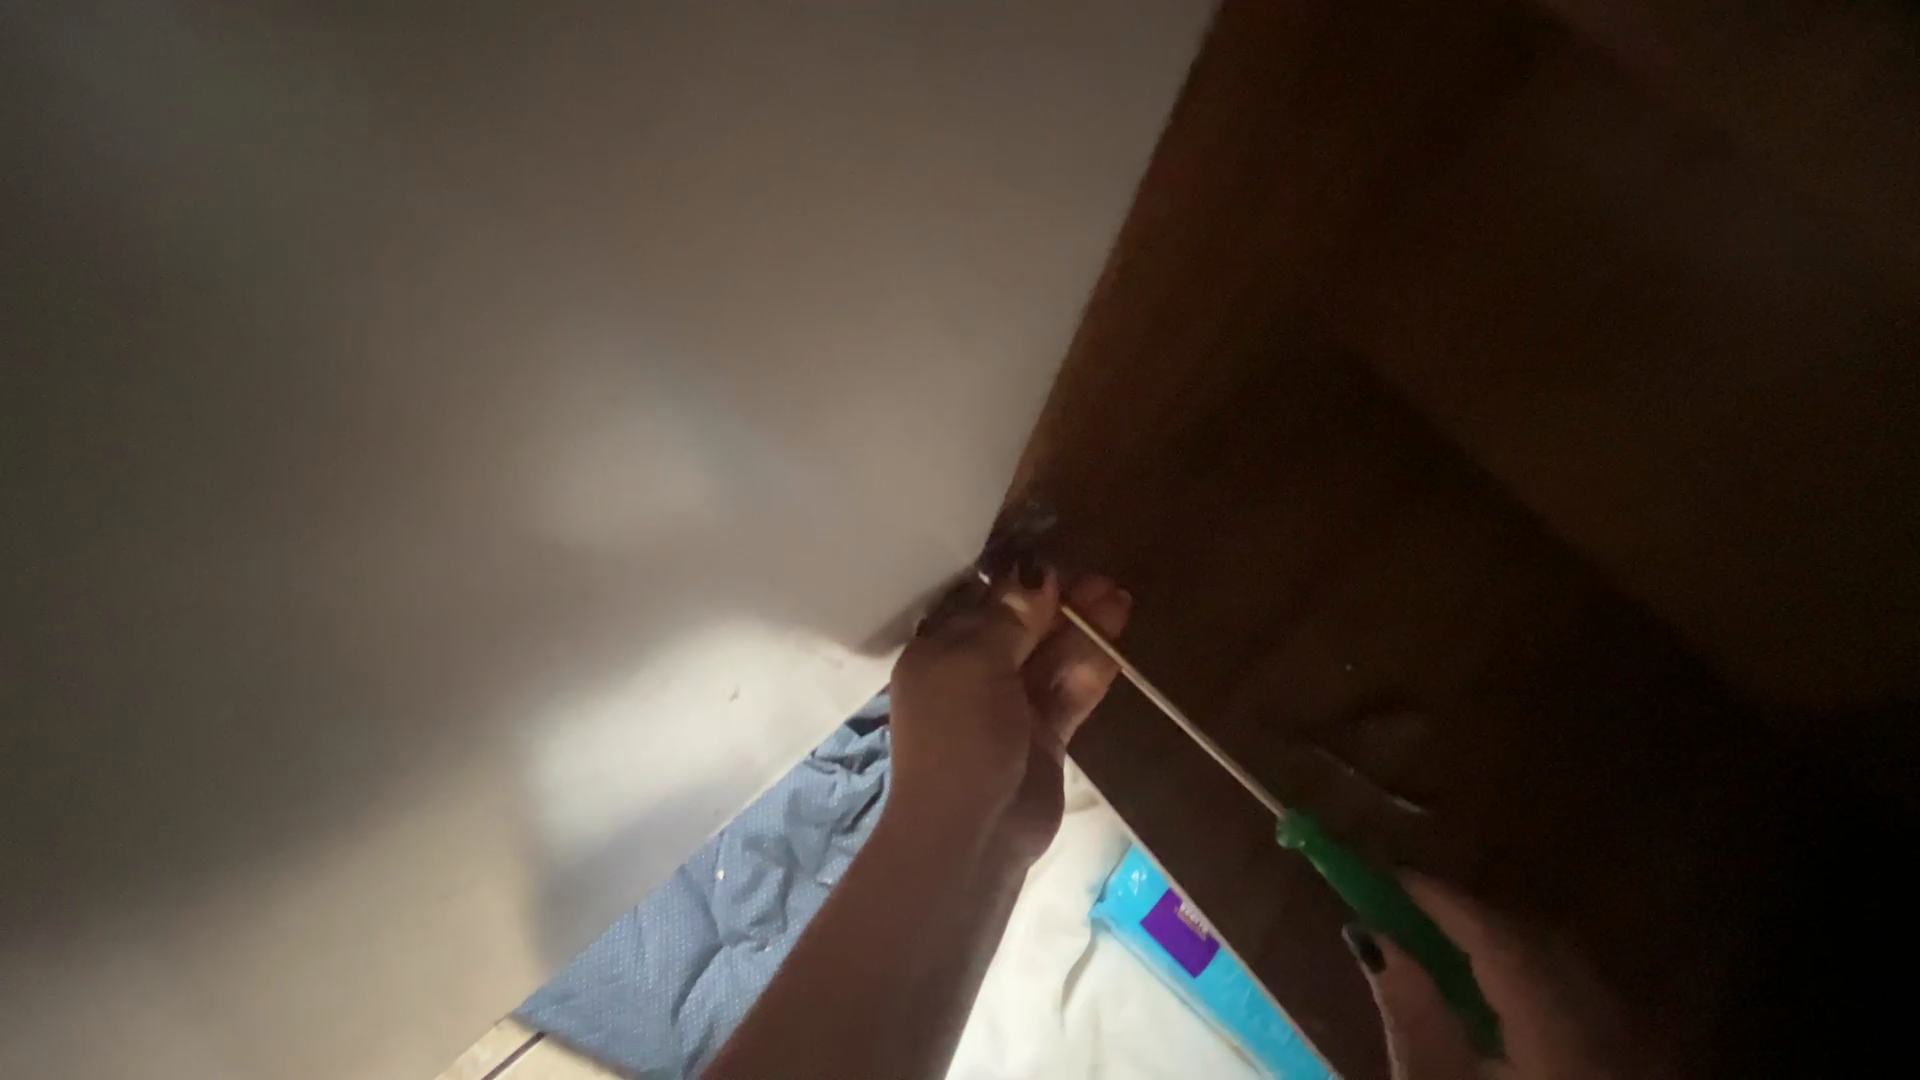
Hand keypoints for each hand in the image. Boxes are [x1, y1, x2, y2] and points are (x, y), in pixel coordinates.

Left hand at [887, 564, 1131, 862]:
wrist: (970, 833)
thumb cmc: (958, 737)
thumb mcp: (974, 665)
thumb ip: (1008, 619)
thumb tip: (1034, 572)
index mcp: (938, 653)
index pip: (976, 603)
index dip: (1012, 579)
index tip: (1051, 553)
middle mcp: (971, 674)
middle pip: (1019, 627)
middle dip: (1055, 603)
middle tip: (1096, 577)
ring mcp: (1009, 705)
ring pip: (1048, 657)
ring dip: (1080, 630)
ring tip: (1117, 597)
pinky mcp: (1042, 733)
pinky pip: (1068, 691)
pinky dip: (1090, 667)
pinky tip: (1115, 639)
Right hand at [1345, 875, 1665, 1079]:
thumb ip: (1410, 1013)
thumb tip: (1368, 934)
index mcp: (1565, 1048)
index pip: (1500, 941)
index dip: (1442, 897)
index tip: (1386, 868)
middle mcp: (1619, 1046)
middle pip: (1541, 945)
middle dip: (1470, 914)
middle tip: (1405, 900)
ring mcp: (1643, 1063)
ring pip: (1568, 970)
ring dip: (1500, 942)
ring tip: (1438, 938)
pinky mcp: (1642, 1077)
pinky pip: (1587, 1003)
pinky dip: (1533, 978)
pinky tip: (1493, 992)